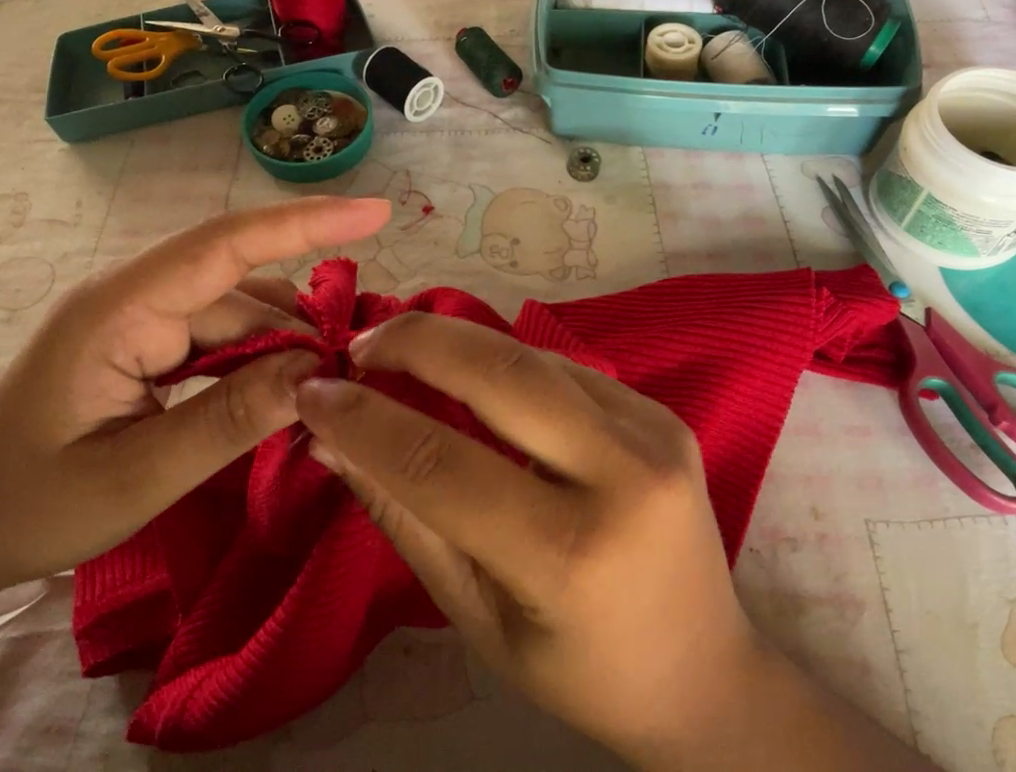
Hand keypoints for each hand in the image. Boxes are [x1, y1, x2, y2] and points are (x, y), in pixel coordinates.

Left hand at [0, 196, 389, 592]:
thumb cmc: (33, 507)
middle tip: (353, 385)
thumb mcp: (138, 475)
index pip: (223, 246)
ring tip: (319, 399)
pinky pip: (218, 340)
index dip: (304, 223)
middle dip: (300, 329)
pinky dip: (255, 364)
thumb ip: (229, 419)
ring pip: (236, 317)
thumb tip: (317, 373)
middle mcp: (129, 300)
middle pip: (240, 292)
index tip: (377, 213)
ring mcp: (135, 322)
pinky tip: (279, 396)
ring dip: (280, 350)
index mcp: (115, 312)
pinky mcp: (142, 347)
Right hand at [297, 315, 932, 771]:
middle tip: (357, 343)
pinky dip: (508, 363)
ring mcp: (655, 434)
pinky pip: (569, 371)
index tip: (312, 393)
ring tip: (400, 348)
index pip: (441, 463)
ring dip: (460, 342)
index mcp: (569, 553)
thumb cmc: (579, 671)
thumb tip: (335, 444)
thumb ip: (406, 520)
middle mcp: (623, 476)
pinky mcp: (664, 415)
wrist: (703, 673)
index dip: (365, 420)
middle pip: (501, 374)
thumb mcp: (477, 617)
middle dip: (416, 342)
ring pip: (535, 358)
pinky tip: (472, 373)